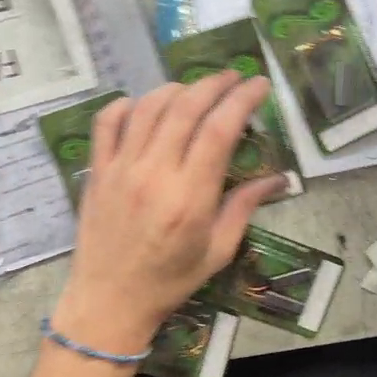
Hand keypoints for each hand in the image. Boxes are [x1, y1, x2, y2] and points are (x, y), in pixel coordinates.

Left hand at [51, 73, 285, 356]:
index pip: (220, 130)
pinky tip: (143, 105)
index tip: (259, 85)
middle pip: (186, 108)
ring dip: (176, 89)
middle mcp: (155, 173)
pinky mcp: (97, 171)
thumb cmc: (170, 281)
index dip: (242, 99)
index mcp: (190, 197)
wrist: (110, 300)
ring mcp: (121, 168)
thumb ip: (244, 208)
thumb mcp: (217, 251)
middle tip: (232, 77)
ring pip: (149, 107)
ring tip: (195, 90)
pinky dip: (127, 104)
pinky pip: (107, 122)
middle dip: (214, 84)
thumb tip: (278, 179)